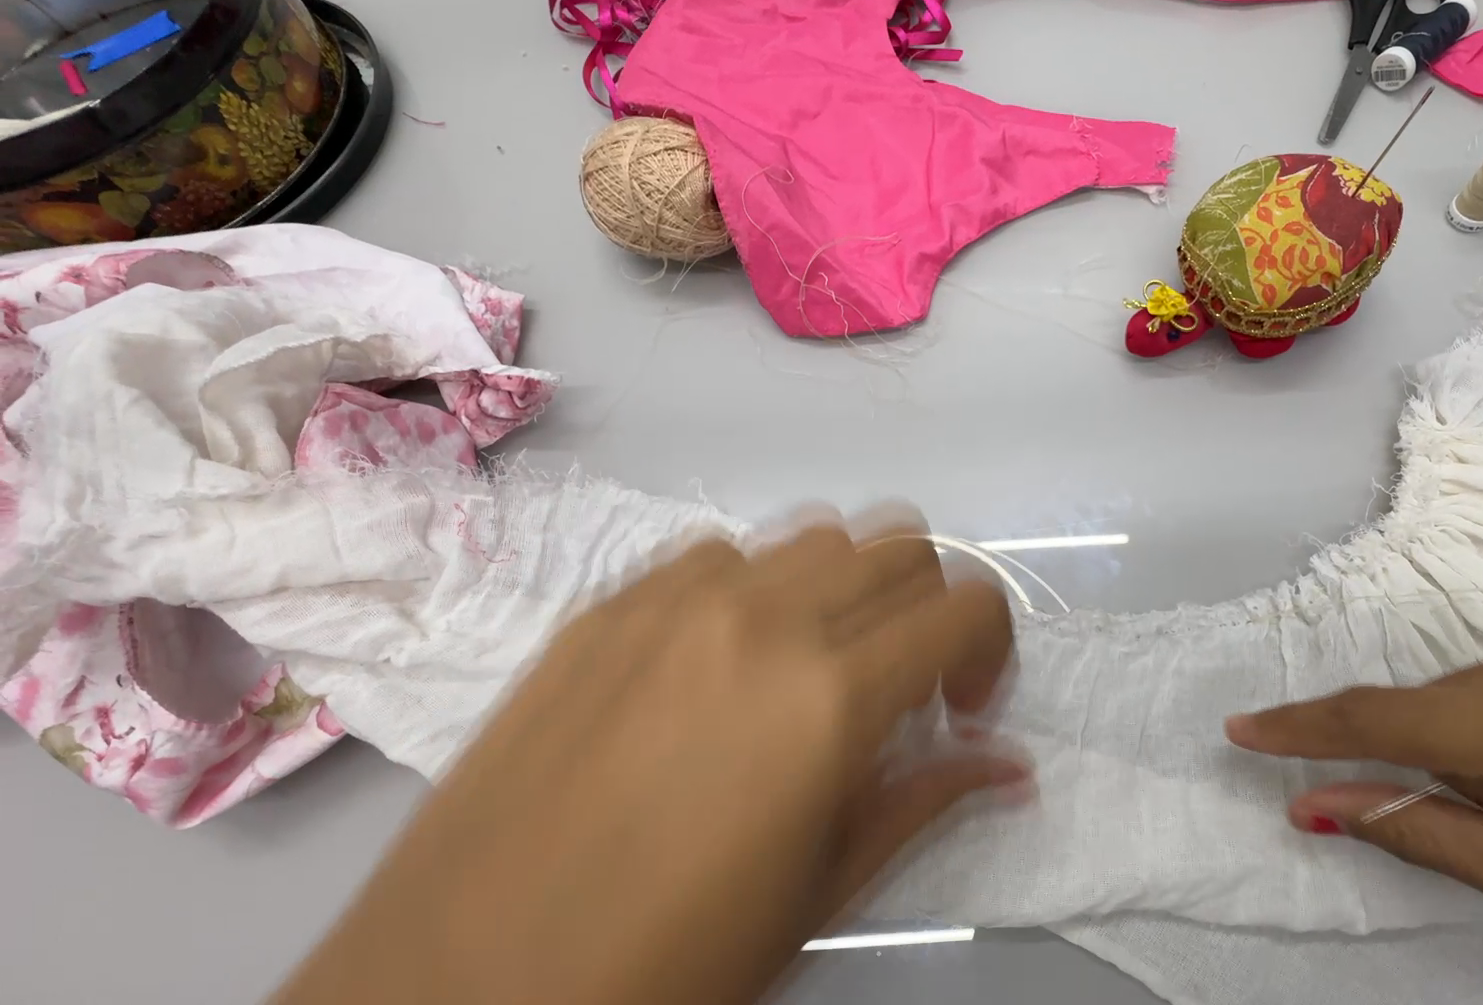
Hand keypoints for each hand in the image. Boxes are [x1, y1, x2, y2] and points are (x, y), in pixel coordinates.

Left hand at [275, 514, 1025, 1004]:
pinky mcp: (607, 604)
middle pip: (900, 545)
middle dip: (927, 606)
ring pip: (814, 534)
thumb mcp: (822, 894)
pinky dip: (756, 587)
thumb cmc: (669, 964)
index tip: (962, 709)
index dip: (991, 648)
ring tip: (815, 664)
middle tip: (902, 683)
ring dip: (846, 587)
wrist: (462, 986)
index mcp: (829, 696)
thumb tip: (1010, 762)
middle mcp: (763, 617)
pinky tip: (722, 661)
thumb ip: (927, 799)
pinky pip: (720, 555)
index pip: (967, 605)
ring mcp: (675, 598)